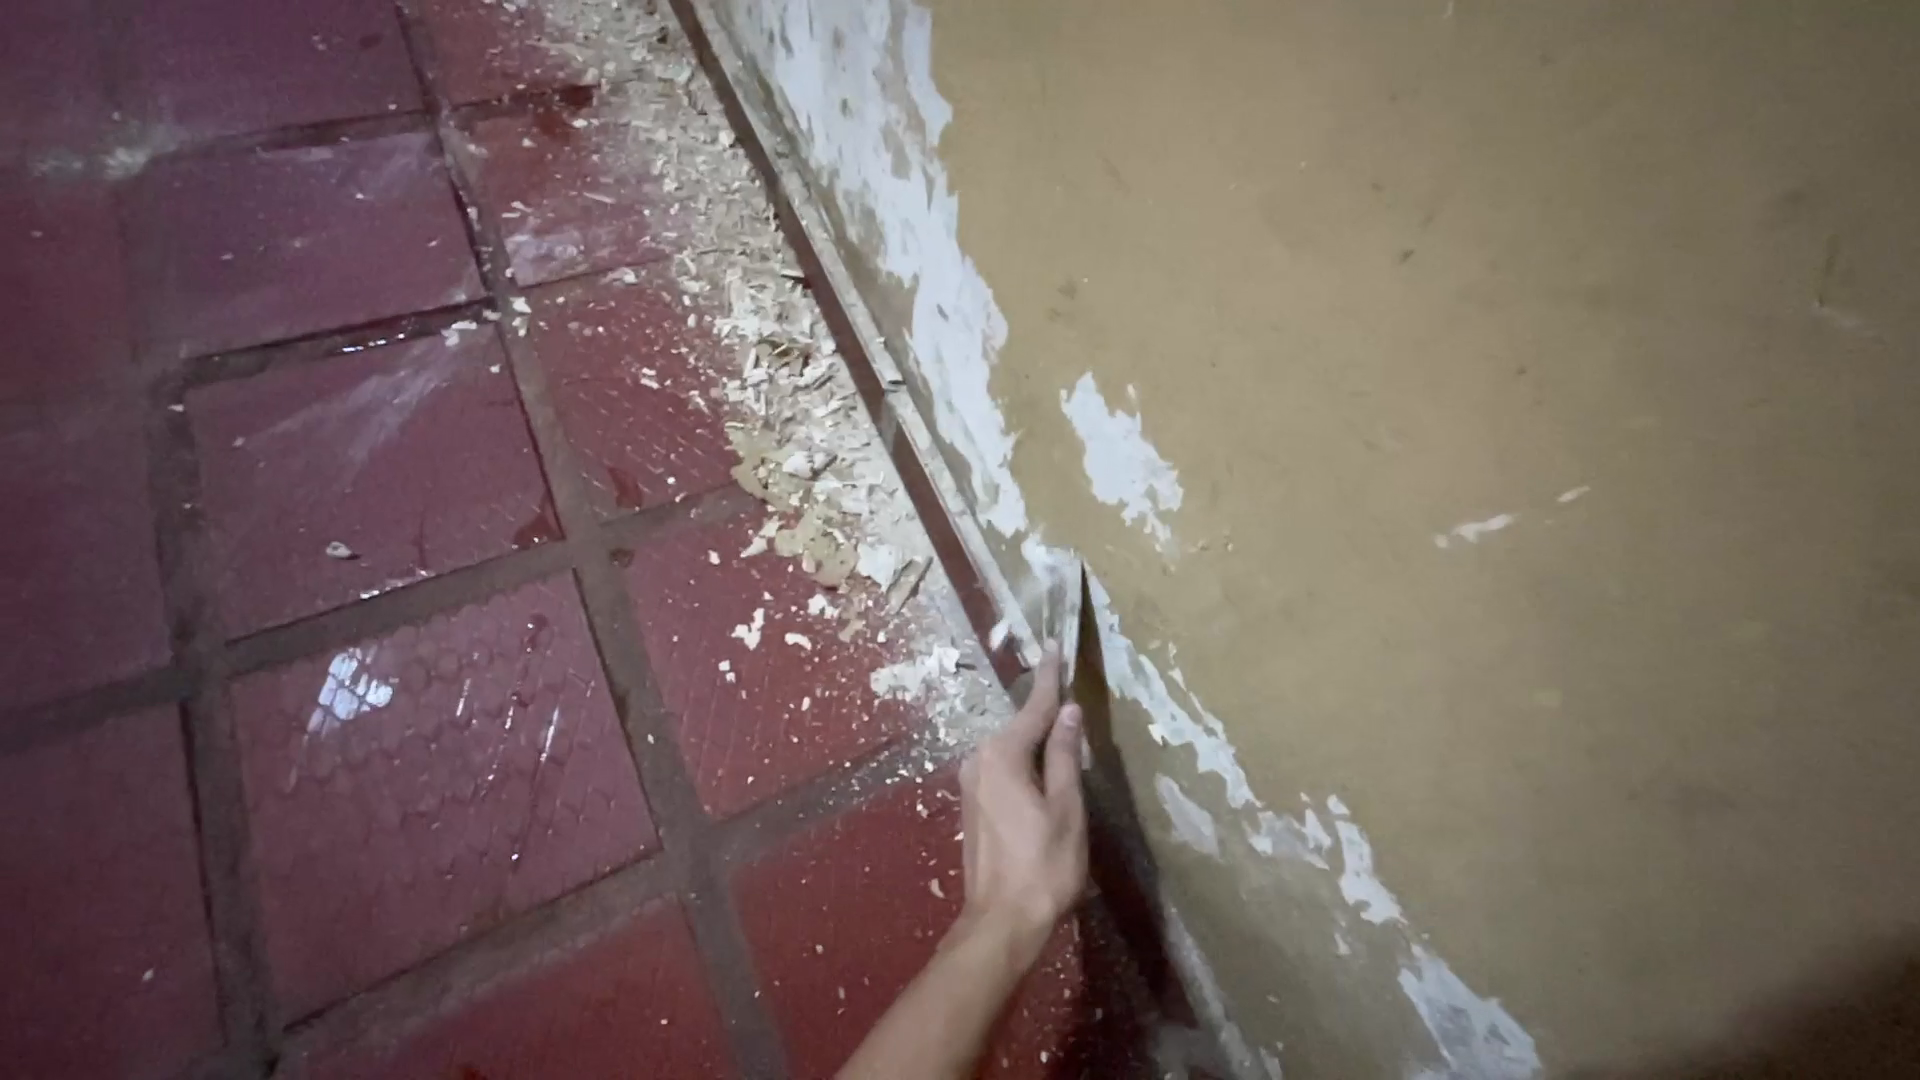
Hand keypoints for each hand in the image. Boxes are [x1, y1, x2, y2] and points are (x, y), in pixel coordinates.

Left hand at [955, 644, 1087, 966]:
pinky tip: (1043, 772)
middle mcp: (979, 759)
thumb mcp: (1065, 807)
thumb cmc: (1043, 865)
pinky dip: (1024, 761)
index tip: (1054, 645)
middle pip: (1020, 727)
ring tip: (1065, 737)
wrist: (1001, 922)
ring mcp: (970, 781)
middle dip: (1046, 714)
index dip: (1049, 676)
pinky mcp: (971, 802)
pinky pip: (1002, 767)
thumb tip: (1067, 711)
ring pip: (1011, 748)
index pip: (1034, 706)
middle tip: (1072, 700)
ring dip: (1036, 741)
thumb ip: (1064, 755)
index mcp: (1002, 754)